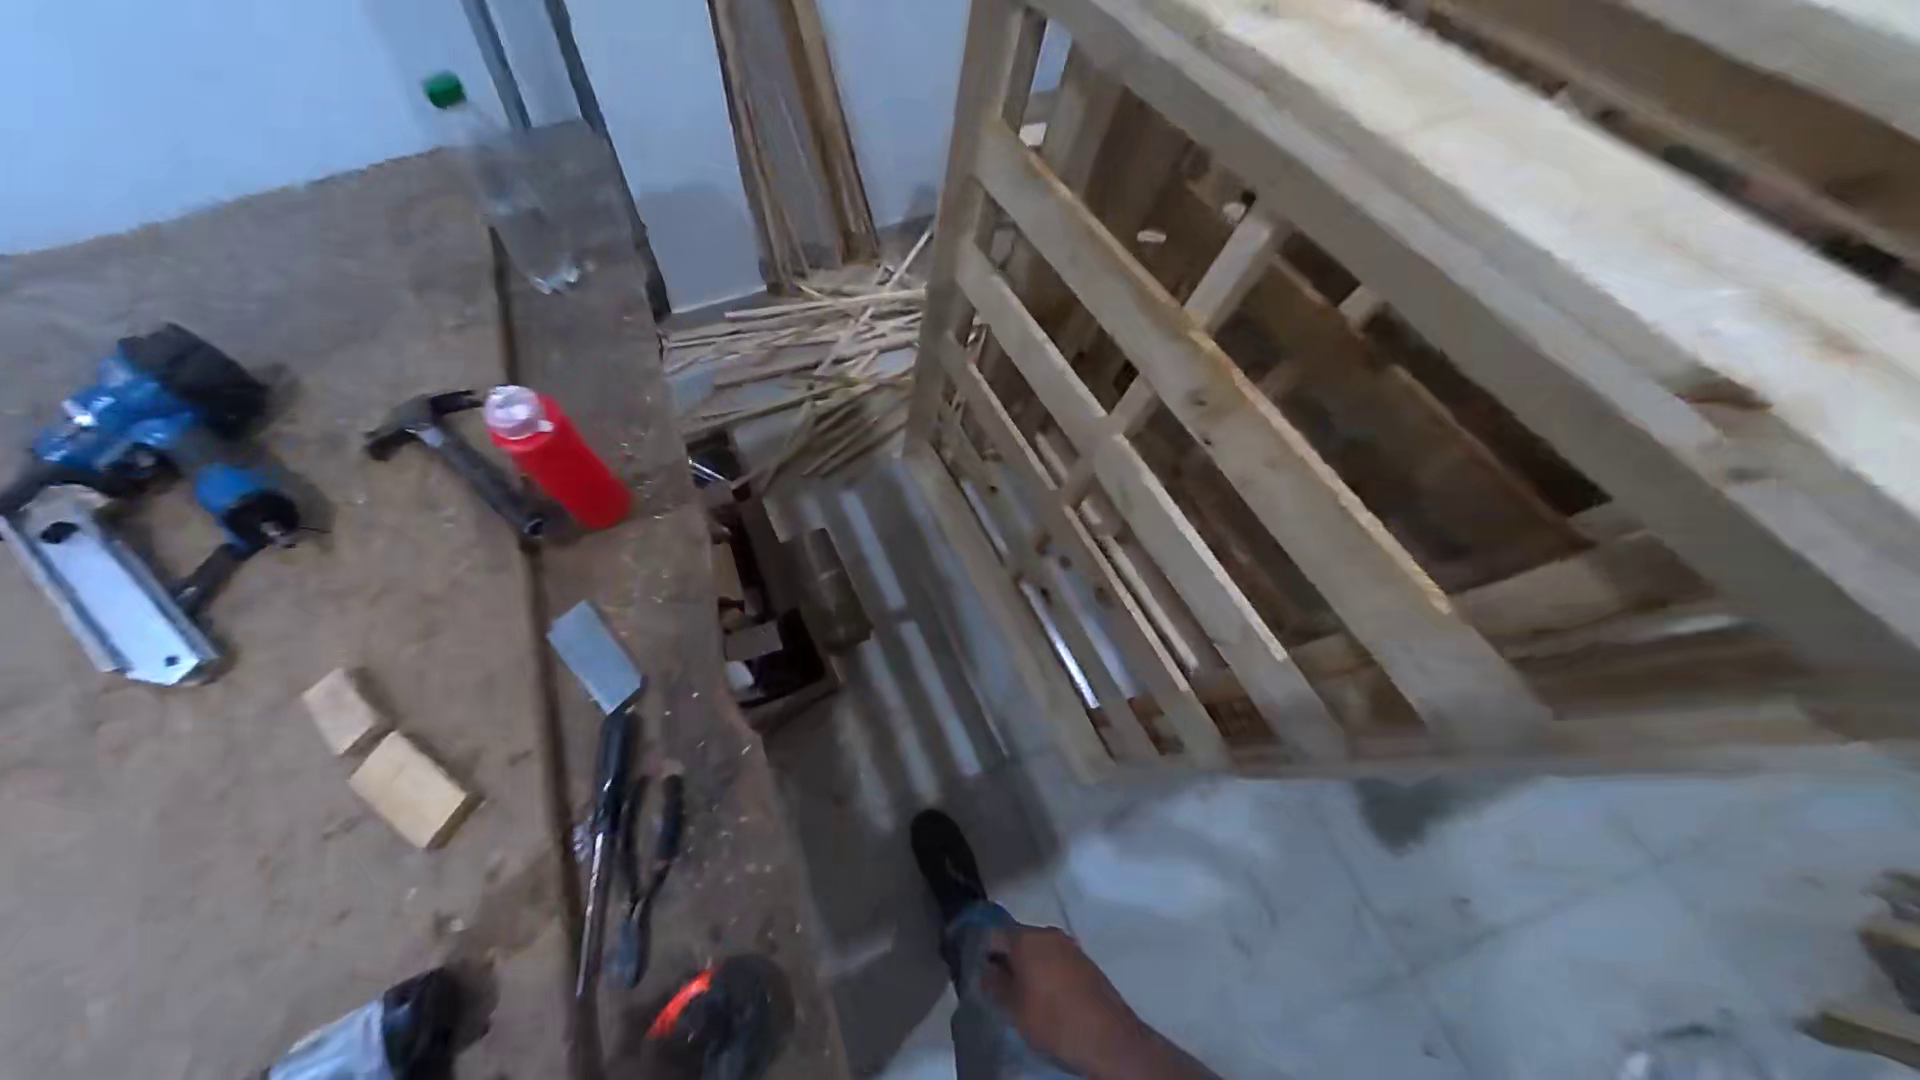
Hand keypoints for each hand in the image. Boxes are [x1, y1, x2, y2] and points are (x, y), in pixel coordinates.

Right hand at [979, 925, 1152, 1075]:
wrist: (1108, 1037)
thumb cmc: (1054, 1021)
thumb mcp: (1014, 1009)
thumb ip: (994, 985)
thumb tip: (986, 969)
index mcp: (1026, 938)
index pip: (994, 934)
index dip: (984, 953)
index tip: (983, 975)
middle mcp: (1047, 932)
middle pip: (1018, 939)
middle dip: (1007, 960)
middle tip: (1002, 989)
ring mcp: (1069, 944)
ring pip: (1038, 949)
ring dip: (1029, 966)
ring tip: (1026, 995)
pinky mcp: (1084, 959)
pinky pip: (1056, 958)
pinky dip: (1048, 971)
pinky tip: (1050, 996)